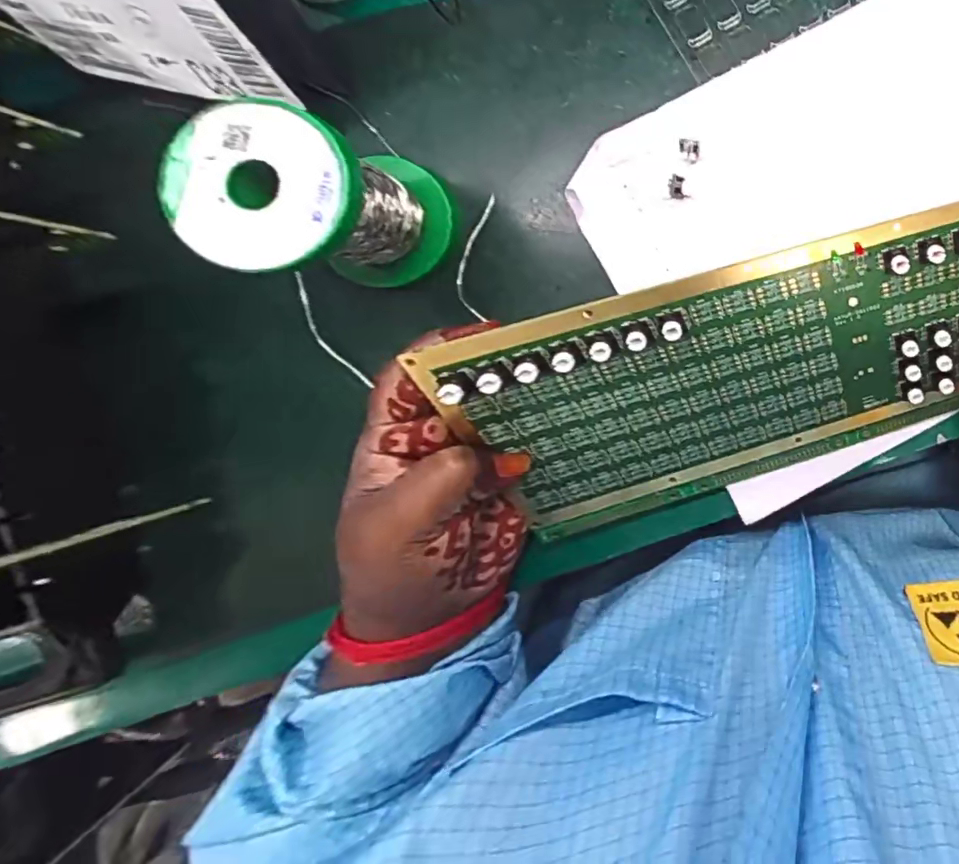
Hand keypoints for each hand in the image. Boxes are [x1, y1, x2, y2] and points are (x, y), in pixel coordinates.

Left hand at [326, 323, 530, 685]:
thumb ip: (440, 478)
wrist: (426, 622)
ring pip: (503, 413)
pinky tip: (570, 423)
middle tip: (538, 357)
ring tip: (562, 385)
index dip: (440, 349)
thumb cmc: (388, 571)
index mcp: (395, 438)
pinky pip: (529, 446)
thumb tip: (500, 454)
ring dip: (528, 398)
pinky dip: (549, 434)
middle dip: (496, 368)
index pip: (409, 376)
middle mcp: (438, 438)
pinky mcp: (508, 480)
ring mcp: (477, 458)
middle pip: (465, 387)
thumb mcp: (396, 524)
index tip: (481, 336)